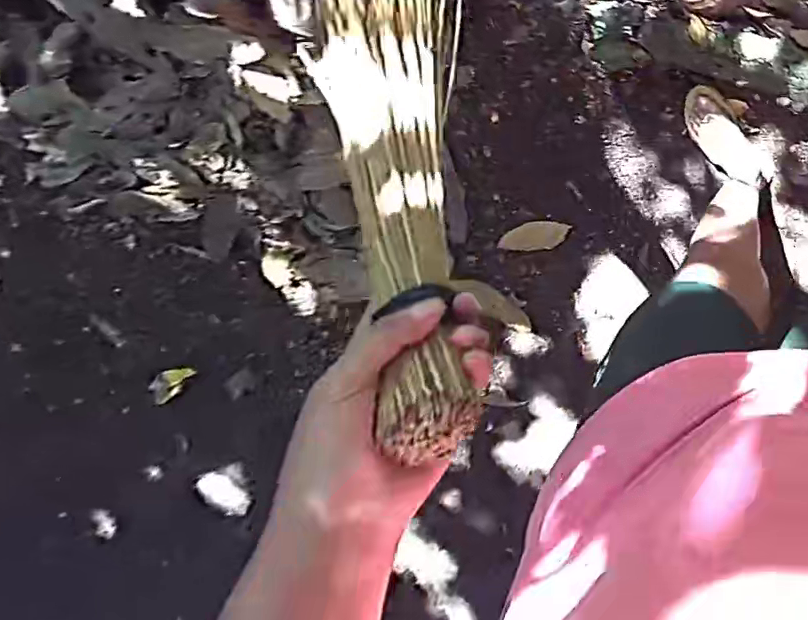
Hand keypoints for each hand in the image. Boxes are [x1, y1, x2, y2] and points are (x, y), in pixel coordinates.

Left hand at [267, 292, 493, 550]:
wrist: (342, 522)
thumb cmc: (325, 454)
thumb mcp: (340, 386)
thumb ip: (383, 339)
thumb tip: (434, 303)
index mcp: (371, 360)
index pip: (398, 316)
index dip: (420, 295)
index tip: (441, 284)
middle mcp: (404, 372)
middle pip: (439, 330)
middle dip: (456, 314)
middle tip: (466, 307)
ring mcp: (432, 394)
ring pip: (462, 353)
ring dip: (471, 338)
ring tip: (468, 341)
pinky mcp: (456, 418)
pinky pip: (475, 386)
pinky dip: (482, 370)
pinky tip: (477, 364)